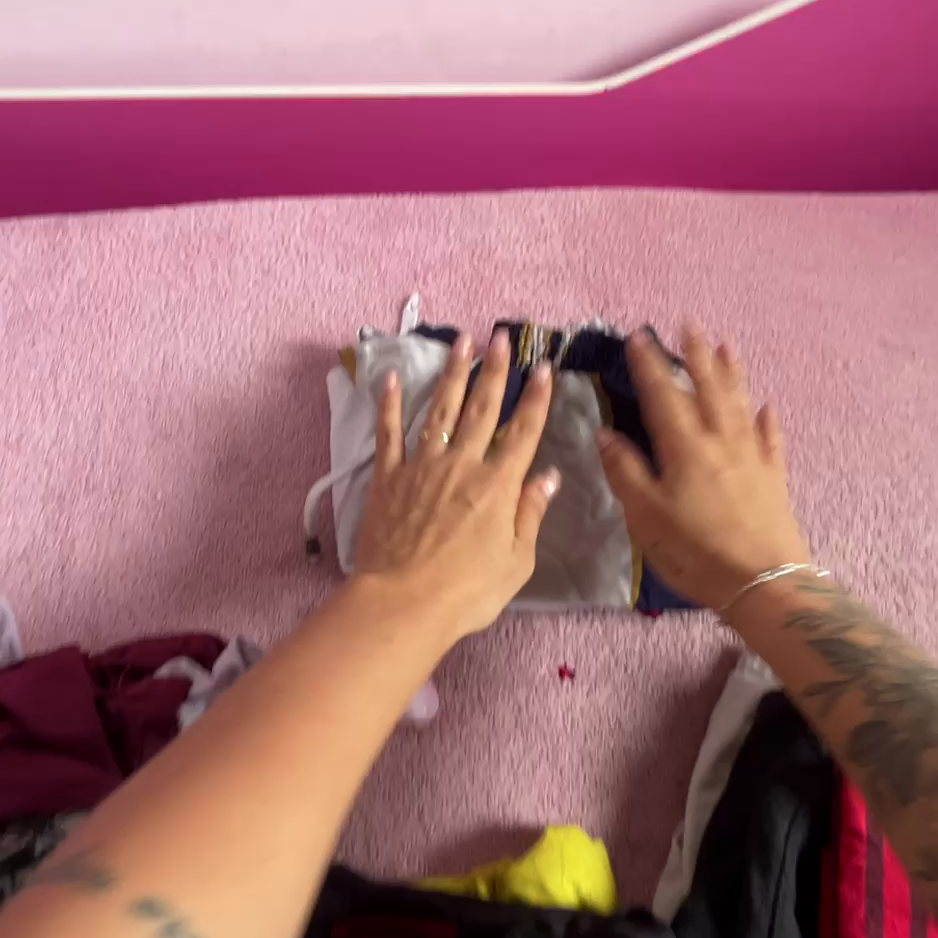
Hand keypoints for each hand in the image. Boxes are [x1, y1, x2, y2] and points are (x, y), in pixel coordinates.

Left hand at [349, 328, 561, 640]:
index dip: (535, 398)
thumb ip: (530, 514)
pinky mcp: (388, 476)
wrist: (403, 601)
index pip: (523, 432)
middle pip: (482, 409)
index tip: (543, 367)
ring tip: (461, 340)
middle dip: (494, 369)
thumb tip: (548, 475)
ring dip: (453, 373)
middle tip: (500, 336)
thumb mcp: (516, 561)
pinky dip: (391, 404)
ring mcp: (422, 466)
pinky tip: (394, 378)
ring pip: (441, 410)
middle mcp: (462, 465)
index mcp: (497, 486)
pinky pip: (389, 432)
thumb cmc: (466, 591)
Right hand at [596, 326, 809, 612]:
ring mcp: (751, 458)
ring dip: (731, 373)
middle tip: (688, 324)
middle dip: (695, 355)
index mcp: (684, 448)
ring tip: (725, 345)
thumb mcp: (645, 514)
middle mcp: (720, 442)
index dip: (650, 365)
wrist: (763, 582)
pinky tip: (767, 406)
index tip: (639, 336)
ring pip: (739, 404)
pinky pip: (770, 440)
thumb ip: (624, 470)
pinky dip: (767, 420)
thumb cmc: (694, 550)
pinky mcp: (772, 478)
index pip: (662, 396)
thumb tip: (604, 433)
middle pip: (707, 388)